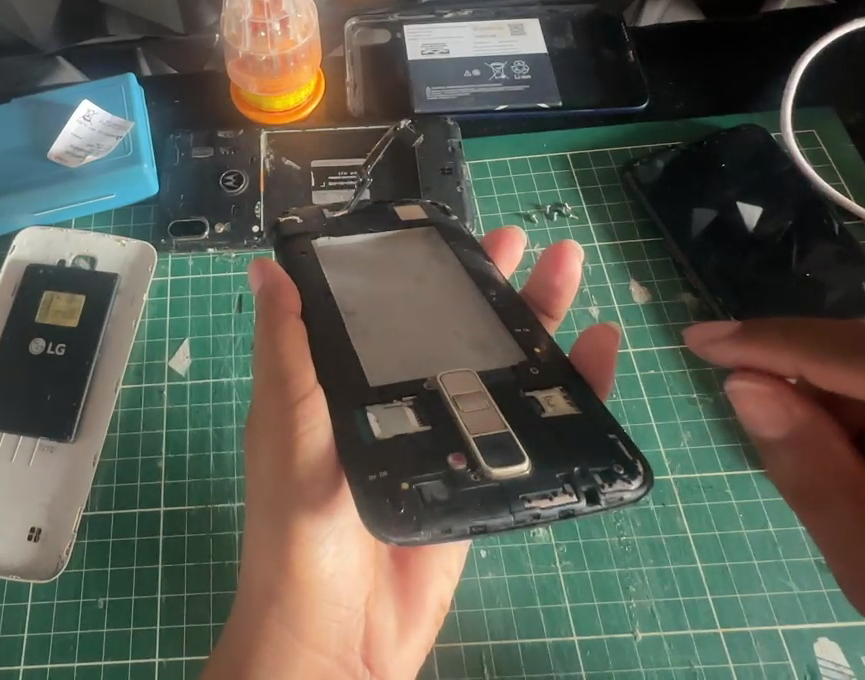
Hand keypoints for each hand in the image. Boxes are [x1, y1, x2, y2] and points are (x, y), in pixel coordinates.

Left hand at [205, 227, 620, 679]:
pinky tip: (596, 352)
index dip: (415, 265)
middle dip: (484, 281)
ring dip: (533, 318)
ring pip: (496, 364)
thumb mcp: (285, 422)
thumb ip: (285, 347)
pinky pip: (531, 422)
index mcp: (344, 377)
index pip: (385, 305)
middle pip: (449, 326)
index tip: (441, 228)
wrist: (339, 637)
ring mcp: (443, 434)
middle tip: (520, 239)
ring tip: (567, 268)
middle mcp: (396, 396)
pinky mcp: (481, 476)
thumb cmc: (298, 522)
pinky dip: (569, 388)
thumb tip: (268, 266)